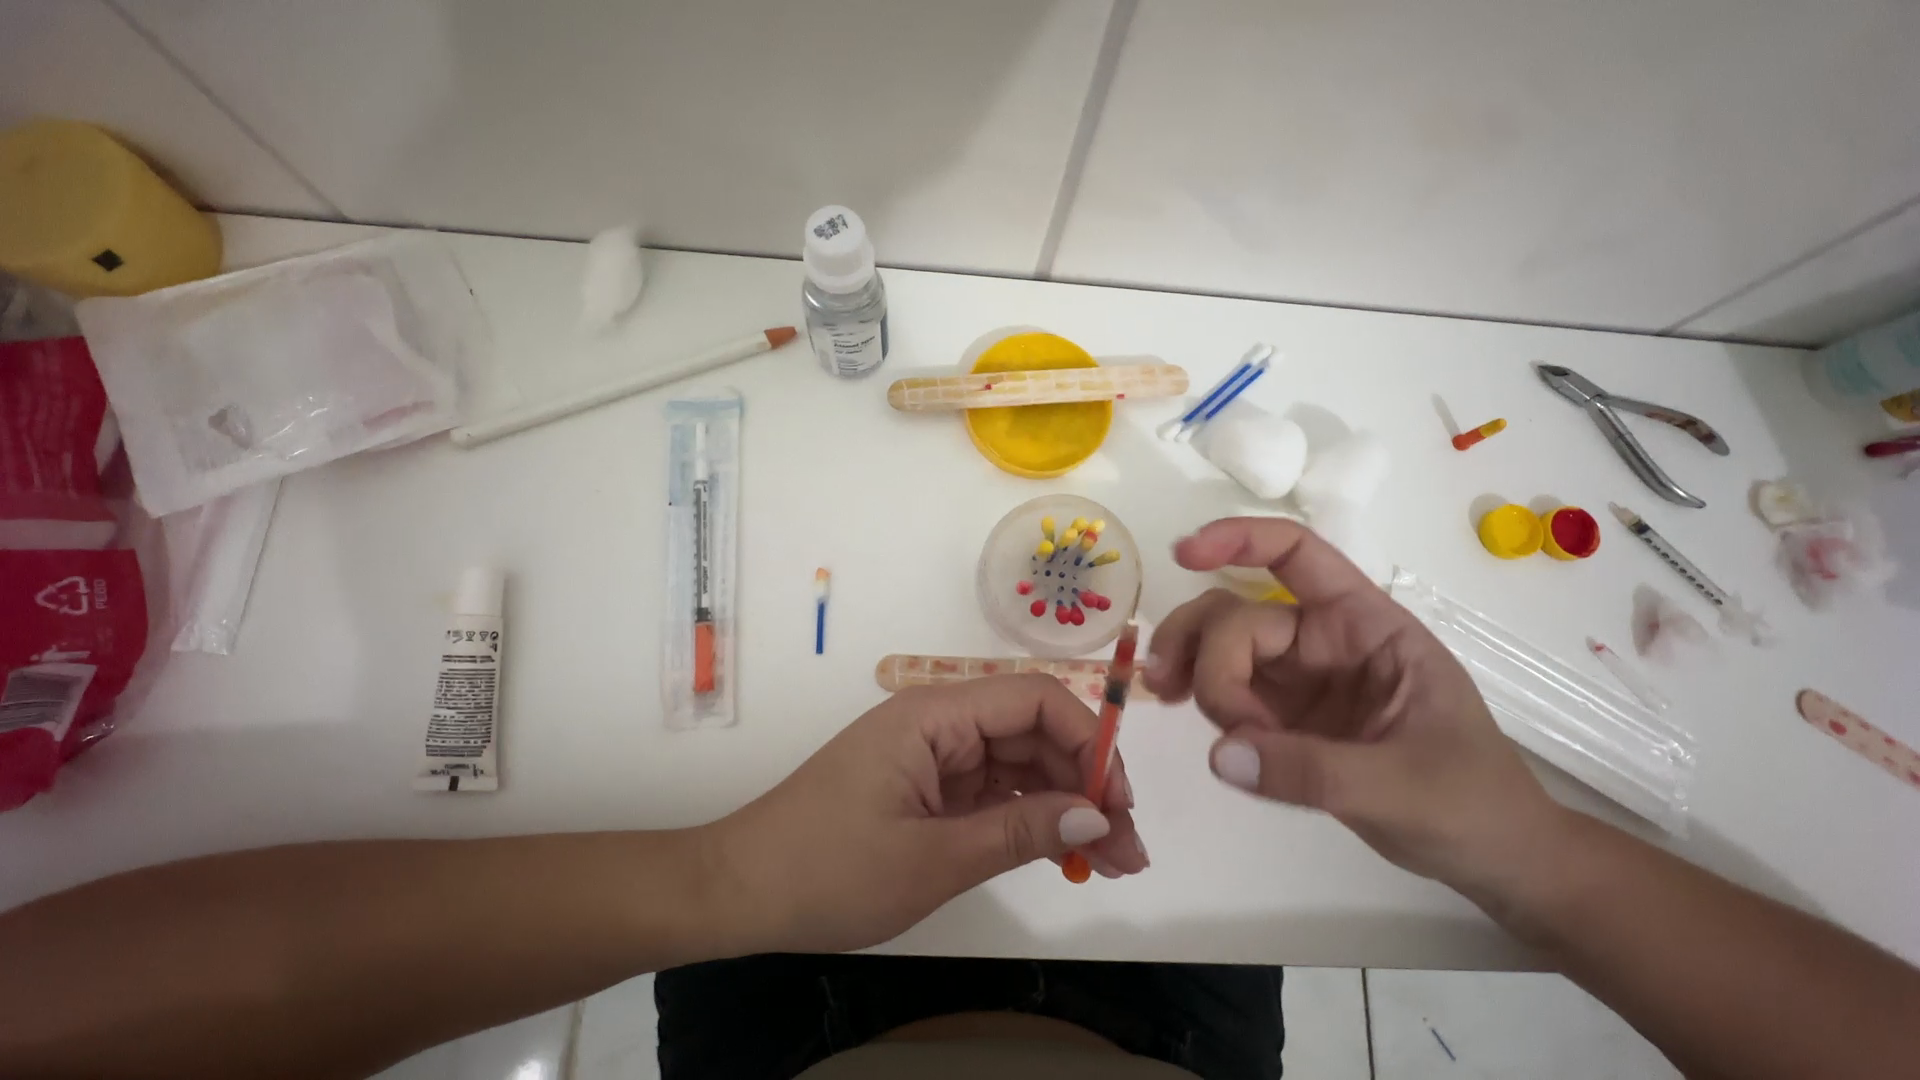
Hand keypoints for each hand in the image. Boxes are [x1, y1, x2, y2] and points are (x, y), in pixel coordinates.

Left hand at [706, 675, 1145, 954]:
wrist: (740, 893)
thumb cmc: (828, 869)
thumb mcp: (933, 858)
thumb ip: (1021, 833)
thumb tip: (1101, 816)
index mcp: (934, 715)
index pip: (1034, 701)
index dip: (1089, 742)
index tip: (1122, 802)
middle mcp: (939, 724)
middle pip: (1033, 734)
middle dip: (1087, 785)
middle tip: (1131, 849)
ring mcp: (935, 758)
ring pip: (1020, 767)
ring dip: (1067, 808)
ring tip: (1116, 860)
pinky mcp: (929, 790)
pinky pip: (994, 794)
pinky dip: (1031, 823)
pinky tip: (1068, 853)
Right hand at [1144, 517, 1555, 887]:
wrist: (1490, 855)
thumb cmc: (1472, 802)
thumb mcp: (1406, 788)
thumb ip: (1313, 772)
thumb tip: (1220, 753)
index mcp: (1367, 626)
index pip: (1298, 555)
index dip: (1242, 539)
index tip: (1185, 555)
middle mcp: (1325, 640)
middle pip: (1239, 613)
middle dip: (1209, 653)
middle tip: (1199, 708)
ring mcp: (1299, 679)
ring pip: (1220, 646)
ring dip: (1189, 666)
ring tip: (1171, 703)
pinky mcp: (1281, 718)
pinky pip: (1226, 692)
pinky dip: (1199, 698)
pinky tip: (1189, 717)